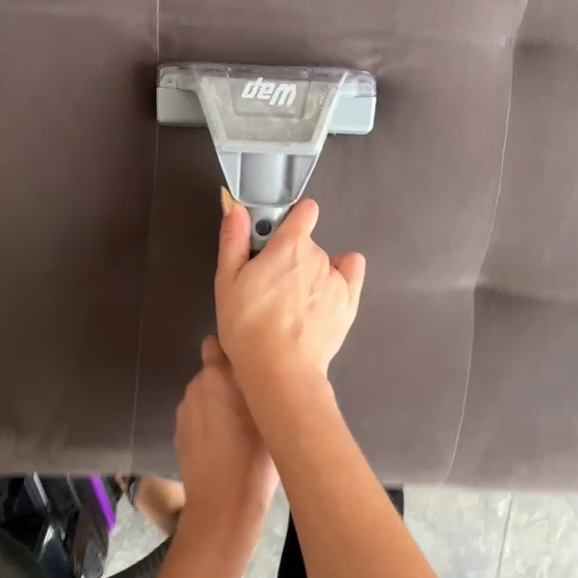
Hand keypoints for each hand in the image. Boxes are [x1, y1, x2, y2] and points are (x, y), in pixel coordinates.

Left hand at [174, 336, 277, 534]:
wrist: (222, 505)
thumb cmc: (255, 457)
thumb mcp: (270, 414)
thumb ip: (263, 384)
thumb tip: (264, 368)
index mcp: (217, 375)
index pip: (216, 343)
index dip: (232, 349)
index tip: (250, 362)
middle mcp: (196, 386)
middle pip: (213, 371)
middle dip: (229, 379)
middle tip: (253, 399)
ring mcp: (184, 411)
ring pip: (205, 395)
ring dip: (219, 402)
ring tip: (241, 427)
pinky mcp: (179, 433)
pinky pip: (198, 416)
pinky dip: (209, 423)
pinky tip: (225, 445)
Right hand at [214, 197, 365, 392]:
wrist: (279, 369)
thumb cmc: (246, 324)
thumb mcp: (227, 280)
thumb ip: (233, 239)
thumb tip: (238, 208)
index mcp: (289, 244)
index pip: (304, 211)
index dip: (289, 220)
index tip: (273, 238)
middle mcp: (318, 255)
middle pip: (306, 245)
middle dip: (289, 257)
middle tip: (269, 286)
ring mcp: (337, 279)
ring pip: (323, 264)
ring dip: (309, 275)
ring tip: (291, 306)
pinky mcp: (350, 302)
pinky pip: (350, 274)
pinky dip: (339, 278)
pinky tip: (322, 297)